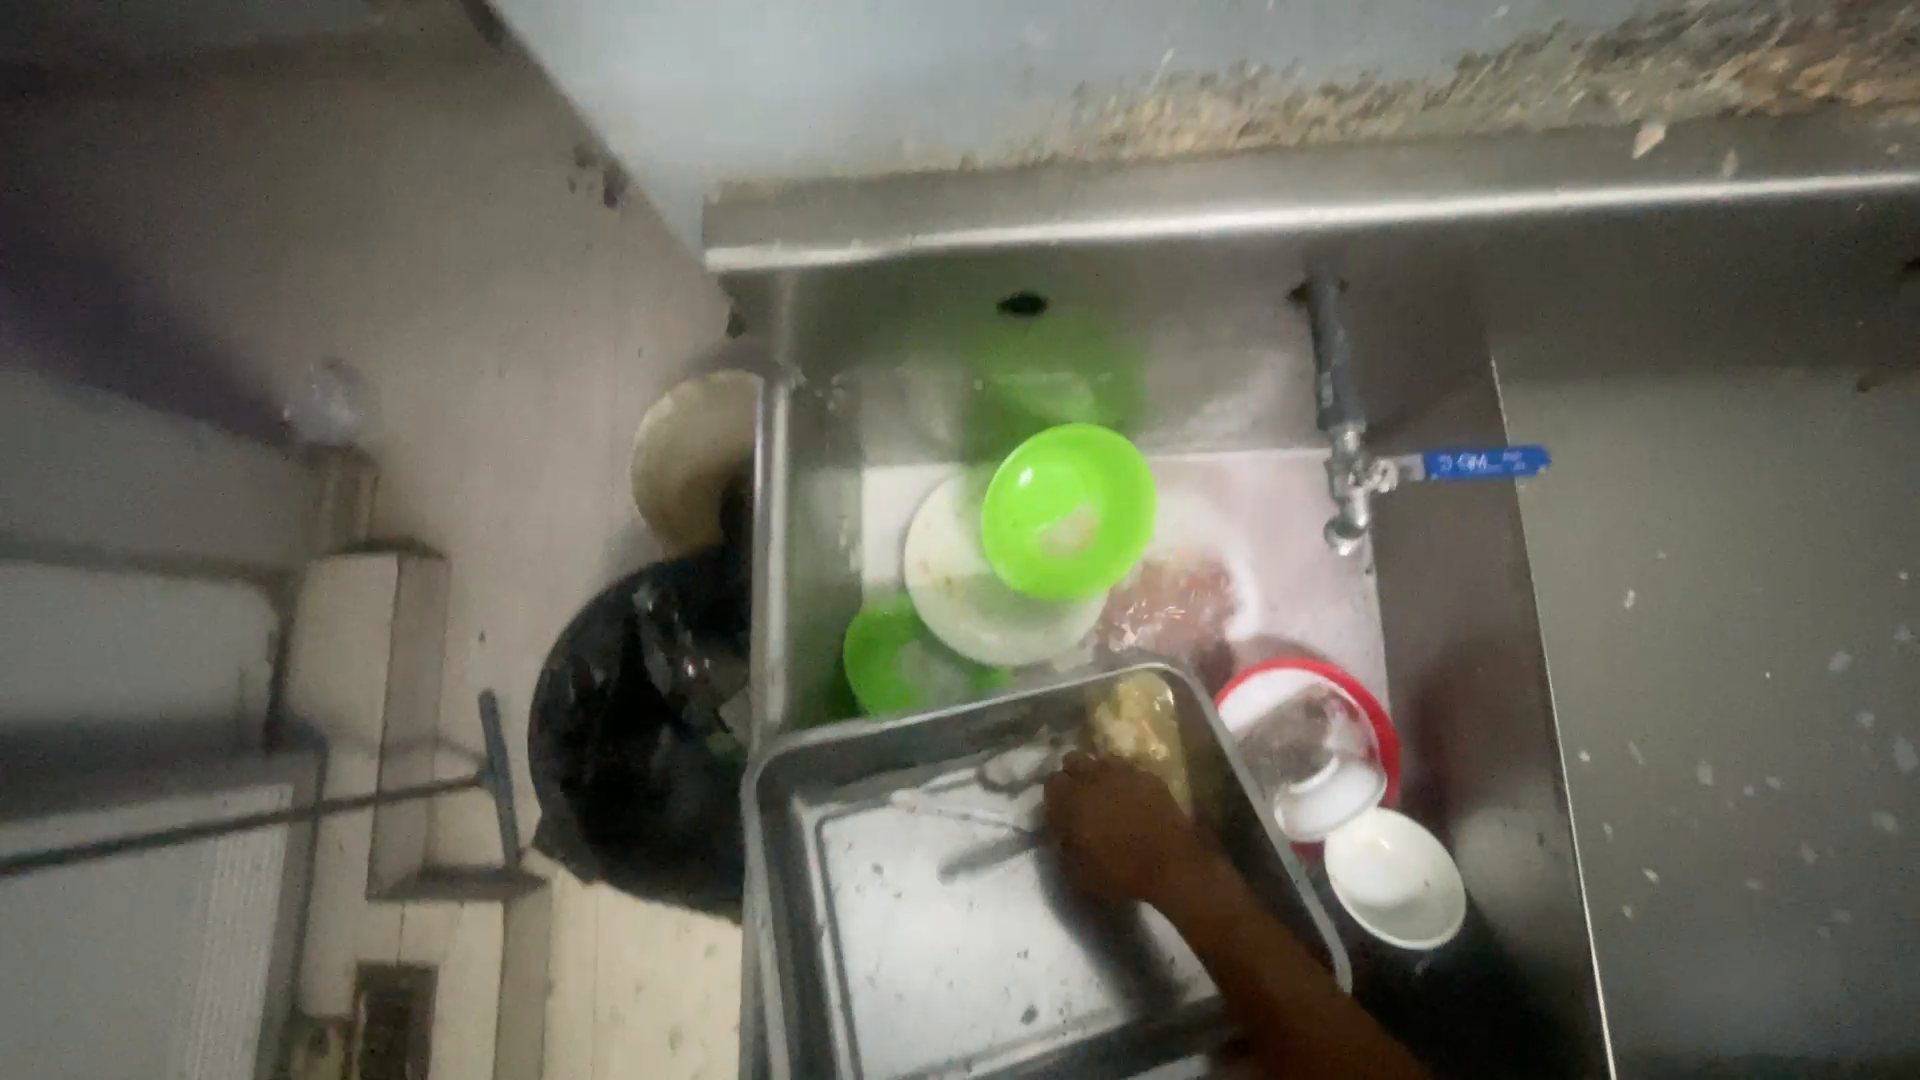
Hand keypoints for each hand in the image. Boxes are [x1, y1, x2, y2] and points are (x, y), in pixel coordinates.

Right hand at [1043, 751, 1213, 906]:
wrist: (1171, 864)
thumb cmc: (1120, 871)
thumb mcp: (1078, 872)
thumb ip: (1063, 846)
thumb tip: (1062, 833)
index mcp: (1071, 797)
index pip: (1051, 782)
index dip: (1055, 797)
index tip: (1061, 812)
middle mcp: (1093, 776)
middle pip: (1073, 760)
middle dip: (1074, 775)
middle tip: (1082, 798)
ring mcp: (1123, 771)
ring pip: (1102, 761)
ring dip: (1100, 775)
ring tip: (1109, 796)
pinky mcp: (1148, 775)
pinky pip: (1130, 771)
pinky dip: (1127, 782)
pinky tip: (1135, 800)